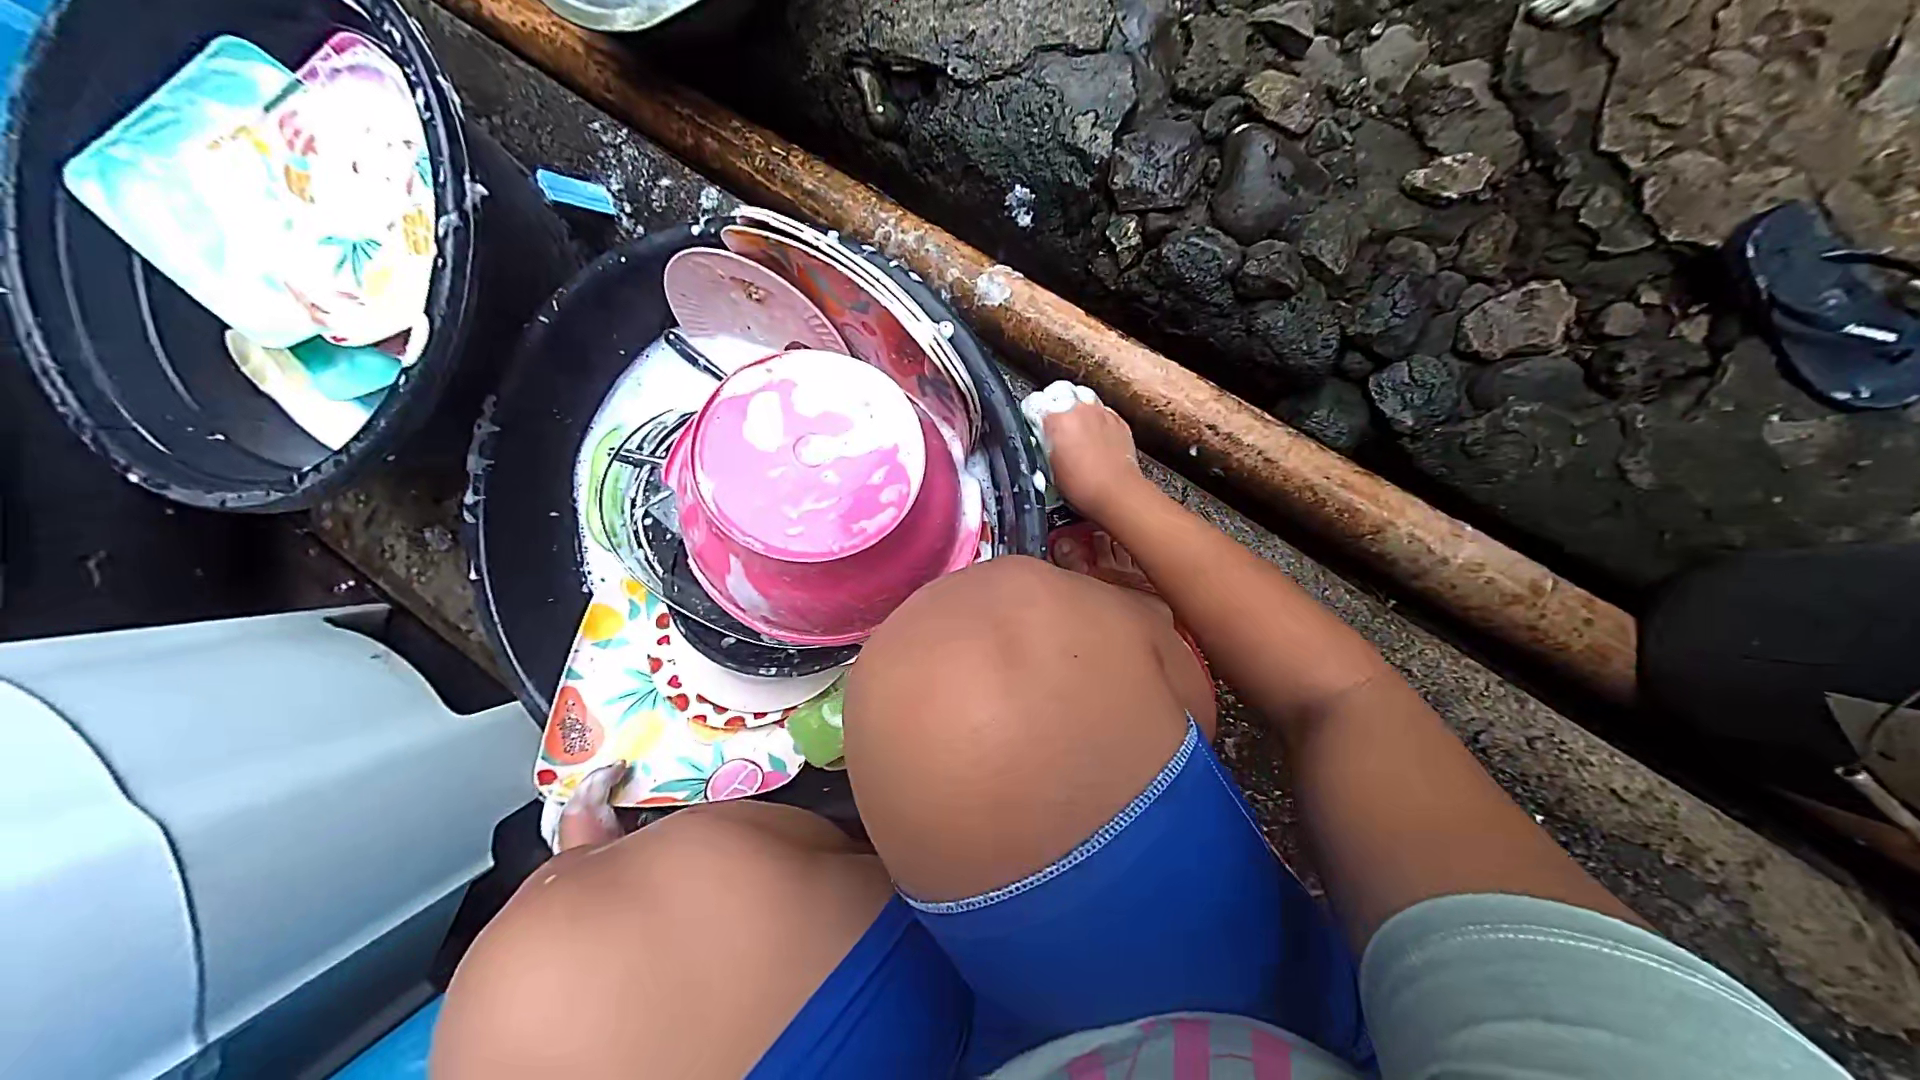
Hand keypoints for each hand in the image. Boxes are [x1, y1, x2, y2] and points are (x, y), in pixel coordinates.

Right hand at [1036, 391, 1150, 521]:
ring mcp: (1101, 413)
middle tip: (1052, 423)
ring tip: (1073, 427)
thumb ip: (1041, 446)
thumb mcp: (1047, 469)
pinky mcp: (1118, 422)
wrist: (1117, 493)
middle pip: (1059, 392)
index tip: (1032, 423)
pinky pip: (1103, 412)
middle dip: (1053, 404)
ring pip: (1083, 397)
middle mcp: (1079, 409)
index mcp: (1056, 419)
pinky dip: (1096, 420)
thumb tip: (1040, 441)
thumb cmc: (1084, 487)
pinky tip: (1093, 436)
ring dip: (1075, 409)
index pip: (1034, 402)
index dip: (1031, 413)